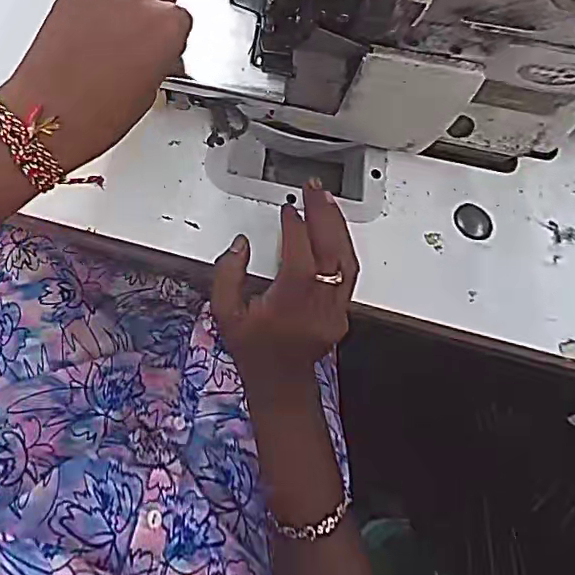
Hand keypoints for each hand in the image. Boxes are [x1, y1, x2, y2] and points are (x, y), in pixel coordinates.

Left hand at [0, 0, 189, 169]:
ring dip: (125, 5)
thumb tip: (154, 53)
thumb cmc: (99, 109)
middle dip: (152, 15)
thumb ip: (160, 57)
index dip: (172, 36)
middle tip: (140, 42)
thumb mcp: (150, 88)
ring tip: (114, 37)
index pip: (182, 18)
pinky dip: (97, 7)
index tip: (163, 48)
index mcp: (169, 24)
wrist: (52, 111)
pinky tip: (92, 33)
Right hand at [210, 181, 359, 398]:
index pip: (300, 257)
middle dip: (323, 215)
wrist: (280, 384)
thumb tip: (242, 244)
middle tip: (314, 191)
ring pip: (346, 260)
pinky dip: (343, 245)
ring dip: (337, 226)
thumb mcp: (225, 313)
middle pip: (330, 252)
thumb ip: (228, 275)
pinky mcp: (343, 311)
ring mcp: (335, 311)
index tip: (289, 210)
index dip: (296, 229)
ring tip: (328, 201)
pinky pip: (350, 272)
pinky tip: (336, 230)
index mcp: (289, 307)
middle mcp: (318, 308)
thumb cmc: (252, 350)